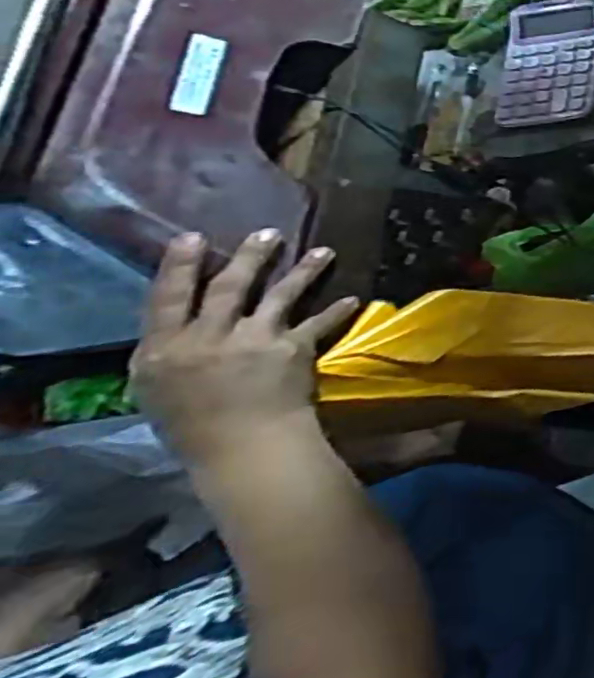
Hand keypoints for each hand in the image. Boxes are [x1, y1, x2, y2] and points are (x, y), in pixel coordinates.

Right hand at [130, 230, 360, 465]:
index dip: (180, 266)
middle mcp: (208, 338)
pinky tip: (352, 299)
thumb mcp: (157, 386)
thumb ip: (169, 351)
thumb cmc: (192, 423)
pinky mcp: (293, 348)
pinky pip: (319, 322)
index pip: (166, 298)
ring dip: (304, 271)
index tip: (193, 237)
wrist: (242, 445)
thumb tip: (179, 324)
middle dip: (250, 257)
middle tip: (269, 232)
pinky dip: (337, 310)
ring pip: (280, 294)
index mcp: (163, 349)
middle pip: (229, 287)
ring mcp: (254, 340)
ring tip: (325, 251)